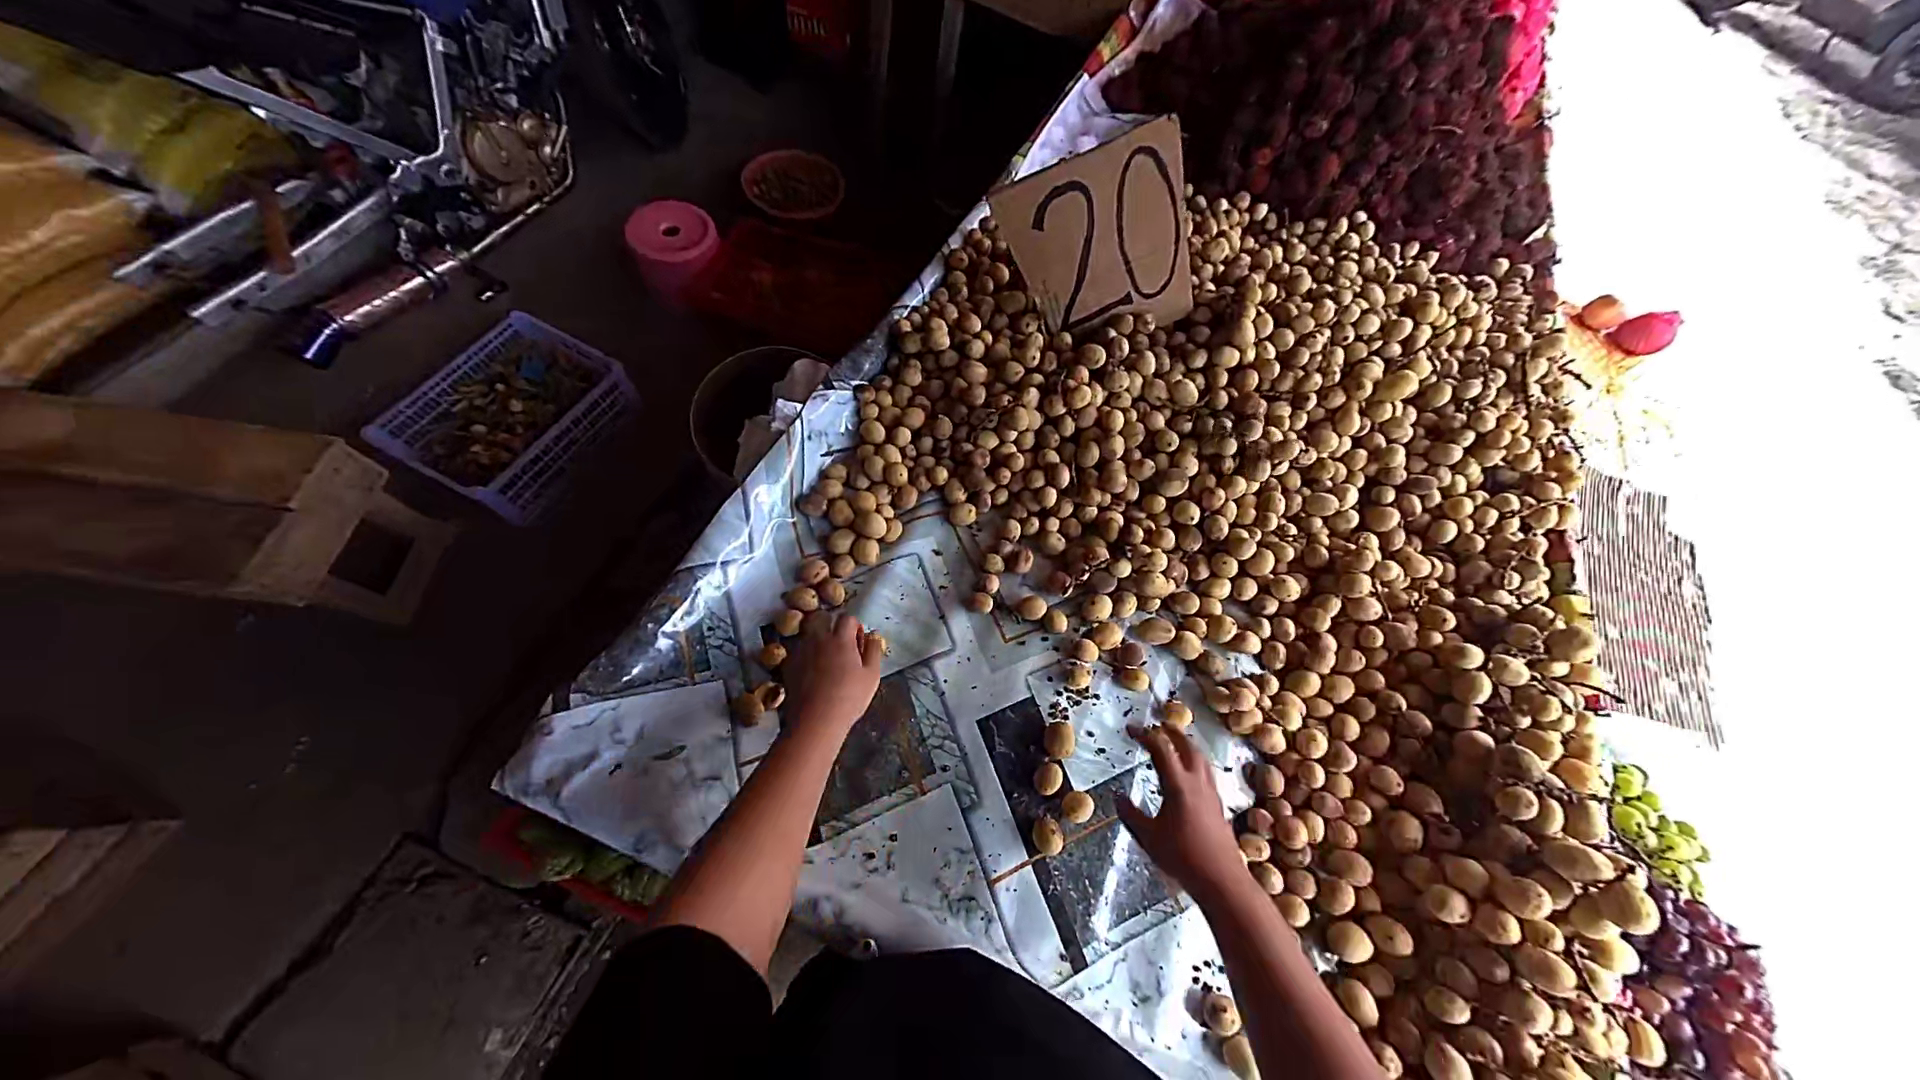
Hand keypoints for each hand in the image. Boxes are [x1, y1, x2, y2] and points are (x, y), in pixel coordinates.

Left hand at [782, 611, 883, 738]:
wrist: (816, 721)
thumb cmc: (849, 698)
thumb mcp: (872, 675)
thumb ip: (874, 650)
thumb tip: (873, 635)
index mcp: (840, 639)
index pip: (847, 618)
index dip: (855, 628)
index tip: (858, 644)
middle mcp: (818, 639)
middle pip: (822, 619)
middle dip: (832, 627)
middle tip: (841, 647)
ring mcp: (801, 652)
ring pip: (808, 635)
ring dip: (818, 641)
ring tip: (827, 662)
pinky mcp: (789, 666)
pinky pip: (798, 652)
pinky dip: (806, 656)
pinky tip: (814, 674)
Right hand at [1117, 723, 1249, 905]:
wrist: (1223, 881)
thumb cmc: (1184, 858)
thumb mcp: (1148, 837)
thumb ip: (1131, 814)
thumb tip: (1118, 797)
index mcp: (1178, 785)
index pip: (1160, 748)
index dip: (1144, 734)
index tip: (1131, 729)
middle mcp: (1198, 783)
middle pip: (1186, 745)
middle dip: (1170, 731)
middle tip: (1157, 726)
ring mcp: (1211, 793)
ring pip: (1200, 757)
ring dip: (1185, 744)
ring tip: (1174, 742)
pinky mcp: (1218, 804)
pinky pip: (1206, 771)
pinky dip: (1194, 760)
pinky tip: (1188, 772)